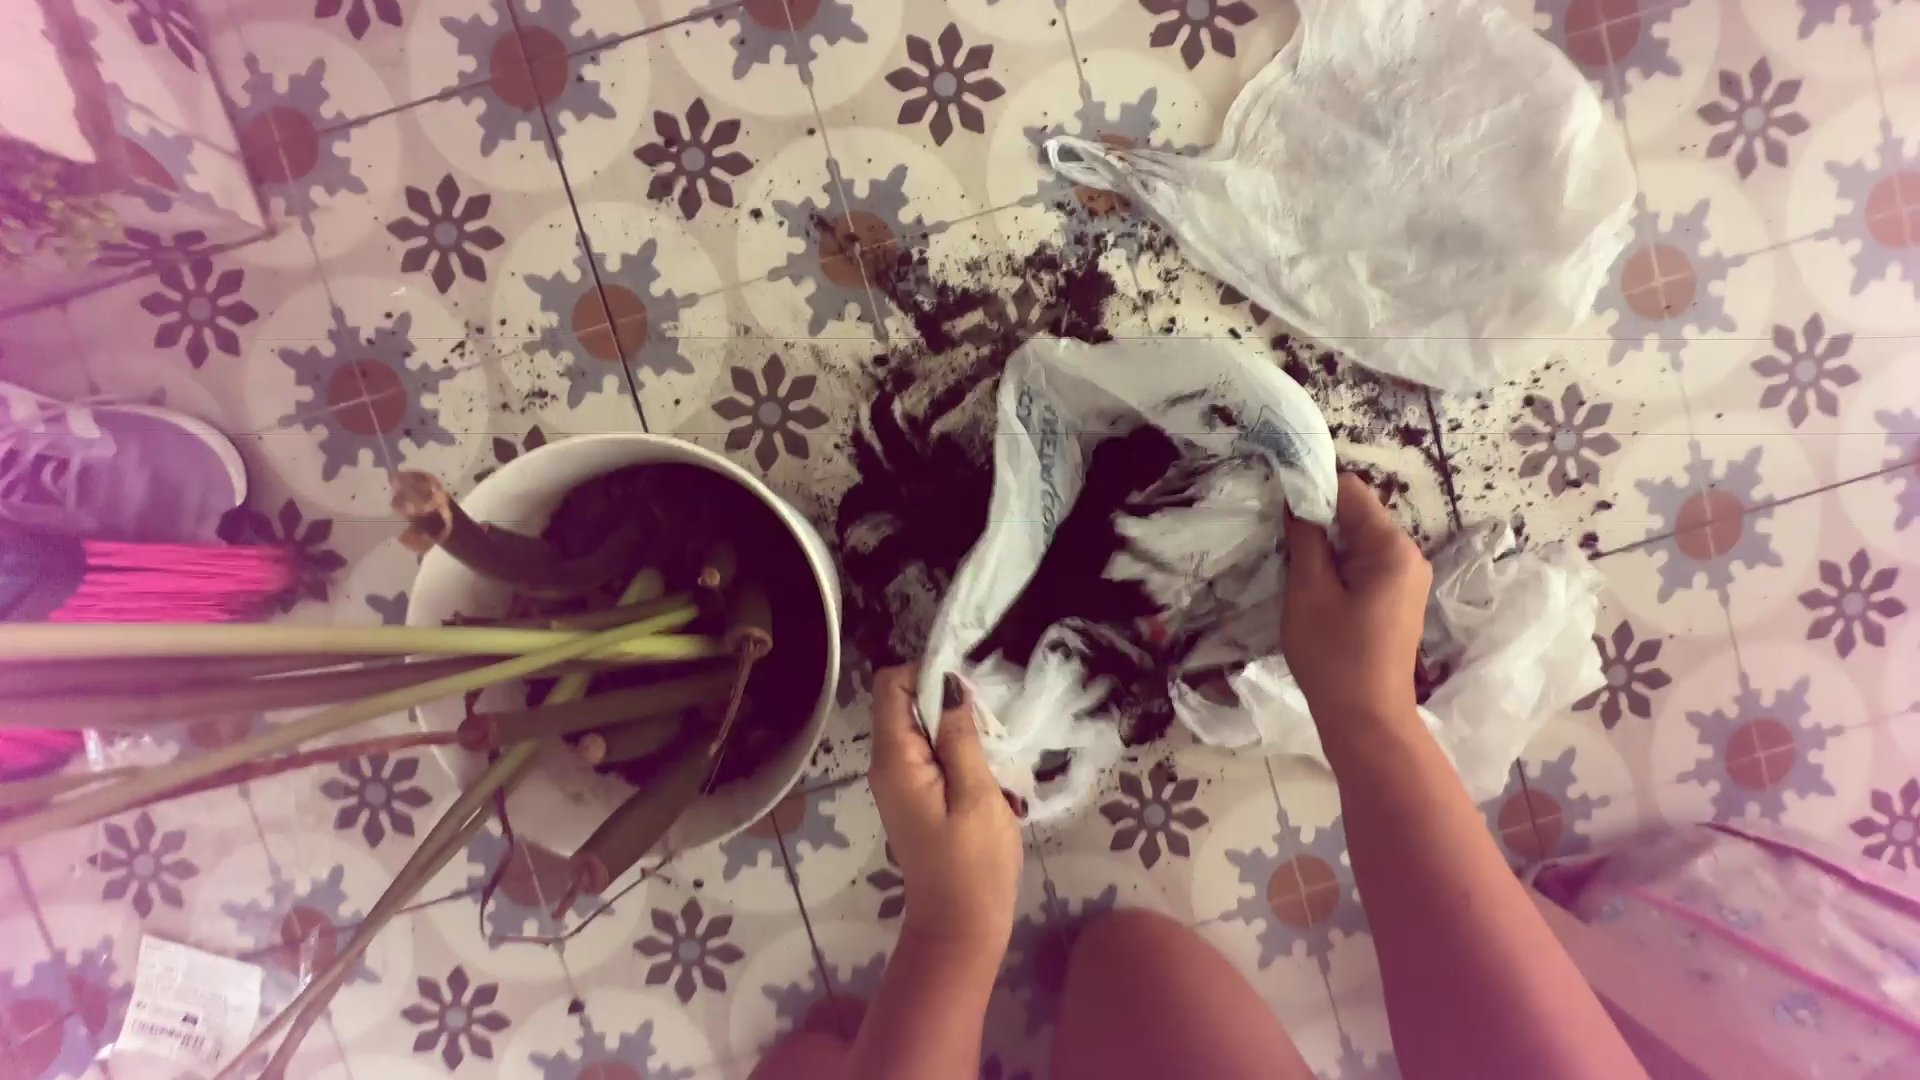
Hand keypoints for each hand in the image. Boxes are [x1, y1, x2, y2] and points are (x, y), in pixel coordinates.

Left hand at [867, 664, 1023, 958]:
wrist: (960, 926)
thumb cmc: (973, 863)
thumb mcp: (976, 794)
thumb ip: (959, 736)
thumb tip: (949, 684)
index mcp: (895, 759)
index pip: (891, 685)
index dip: (926, 672)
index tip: (967, 684)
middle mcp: (887, 763)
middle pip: (903, 701)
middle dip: (944, 697)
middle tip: (987, 714)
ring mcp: (899, 779)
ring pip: (919, 725)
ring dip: (953, 722)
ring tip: (991, 738)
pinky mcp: (915, 793)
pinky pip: (927, 750)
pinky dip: (953, 744)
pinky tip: (984, 761)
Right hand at [1281, 473, 1433, 727]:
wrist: (1365, 718)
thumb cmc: (1333, 654)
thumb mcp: (1308, 591)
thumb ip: (1305, 539)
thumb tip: (1296, 501)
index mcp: (1391, 548)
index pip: (1351, 491)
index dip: (1312, 487)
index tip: (1275, 496)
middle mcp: (1408, 555)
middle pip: (1356, 513)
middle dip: (1316, 515)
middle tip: (1275, 529)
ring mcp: (1406, 578)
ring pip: (1357, 539)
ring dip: (1323, 541)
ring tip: (1287, 554)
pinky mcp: (1396, 597)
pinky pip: (1363, 562)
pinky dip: (1336, 562)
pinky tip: (1310, 579)